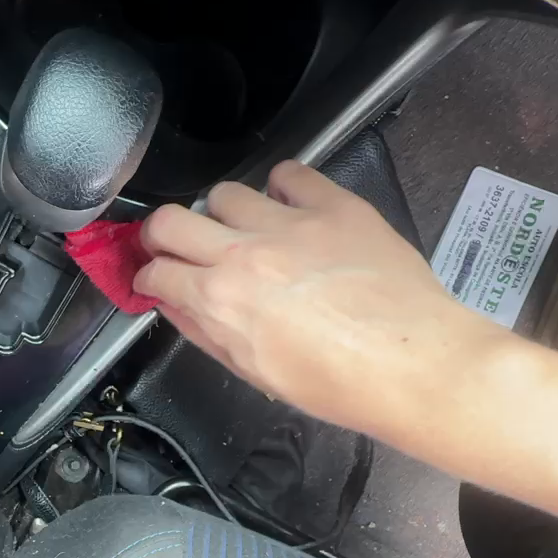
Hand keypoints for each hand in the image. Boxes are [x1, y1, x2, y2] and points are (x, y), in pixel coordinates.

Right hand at [135, 160, 506, 437]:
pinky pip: (289, 174)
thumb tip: (173, 305)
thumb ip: (204, 332)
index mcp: (219, 300)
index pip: (155, 271)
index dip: (146, 278)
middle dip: (160, 236)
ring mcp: (289, 223)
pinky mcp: (334, 205)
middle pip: (170, 219)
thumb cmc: (332, 383)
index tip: (154, 281)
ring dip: (221, 215)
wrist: (411, 364)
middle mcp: (244, 253)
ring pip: (225, 192)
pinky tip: (287, 211)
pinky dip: (279, 189)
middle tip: (172, 247)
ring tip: (241, 233)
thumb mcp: (252, 370)